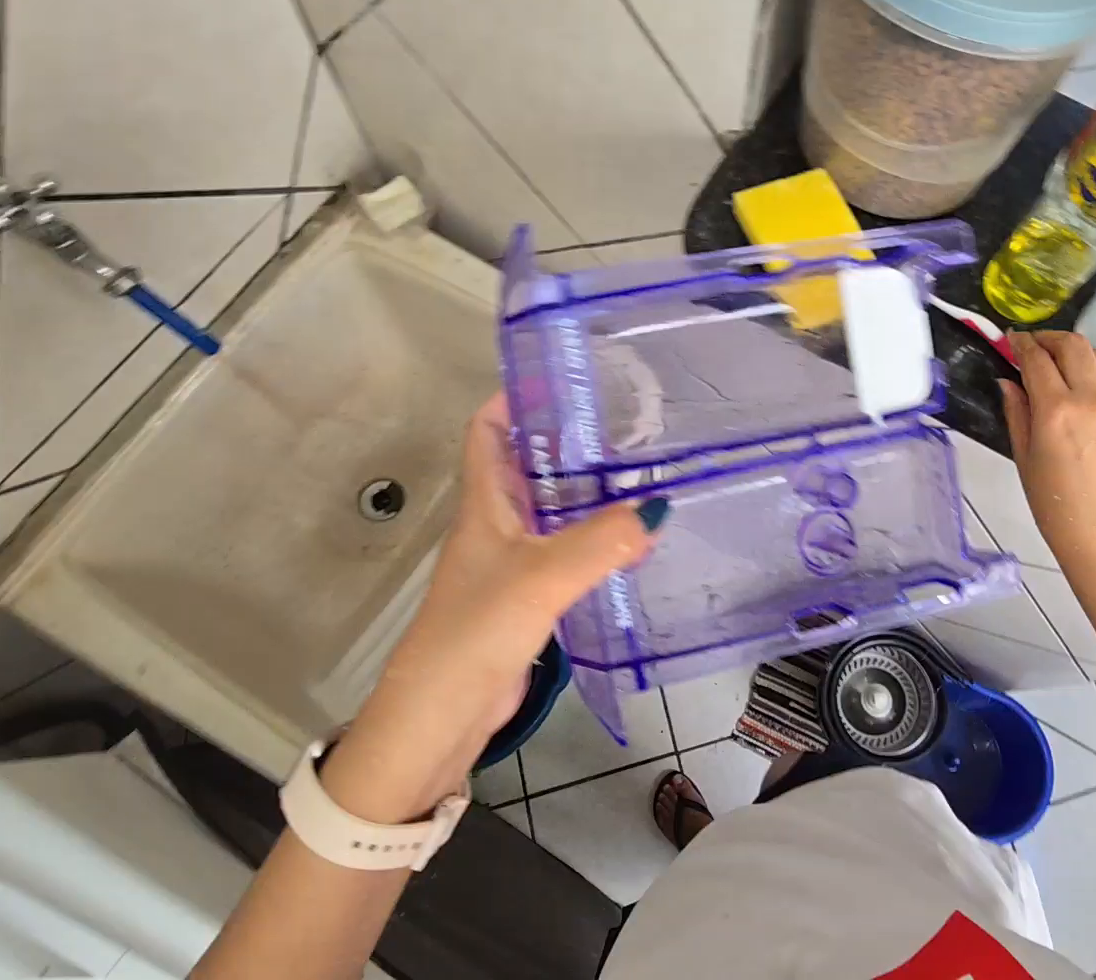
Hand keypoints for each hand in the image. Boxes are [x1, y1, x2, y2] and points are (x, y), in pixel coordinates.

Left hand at [323, 394, 666, 818]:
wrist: (439, 718)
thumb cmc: (476, 633)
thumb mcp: (540, 579)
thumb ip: (599, 543)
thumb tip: (656, 509)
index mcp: (483, 506)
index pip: (485, 433)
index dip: (512, 400)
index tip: (558, 378)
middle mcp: (494, 527)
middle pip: (525, 468)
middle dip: (564, 442)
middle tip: (622, 425)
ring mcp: (509, 565)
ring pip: (548, 513)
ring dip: (583, 494)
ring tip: (637, 474)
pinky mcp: (526, 601)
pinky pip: (563, 555)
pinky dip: (591, 542)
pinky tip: (627, 544)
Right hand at [999, 332, 1095, 582]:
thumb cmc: (1054, 505)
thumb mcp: (1024, 457)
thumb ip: (1017, 413)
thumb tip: (1009, 382)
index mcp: (1056, 410)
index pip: (1036, 359)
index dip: (1020, 343)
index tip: (1009, 339)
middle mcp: (1089, 399)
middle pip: (1073, 344)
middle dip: (1048, 338)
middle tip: (1030, 346)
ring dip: (1073, 350)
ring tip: (1055, 362)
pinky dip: (1092, 370)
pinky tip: (1078, 386)